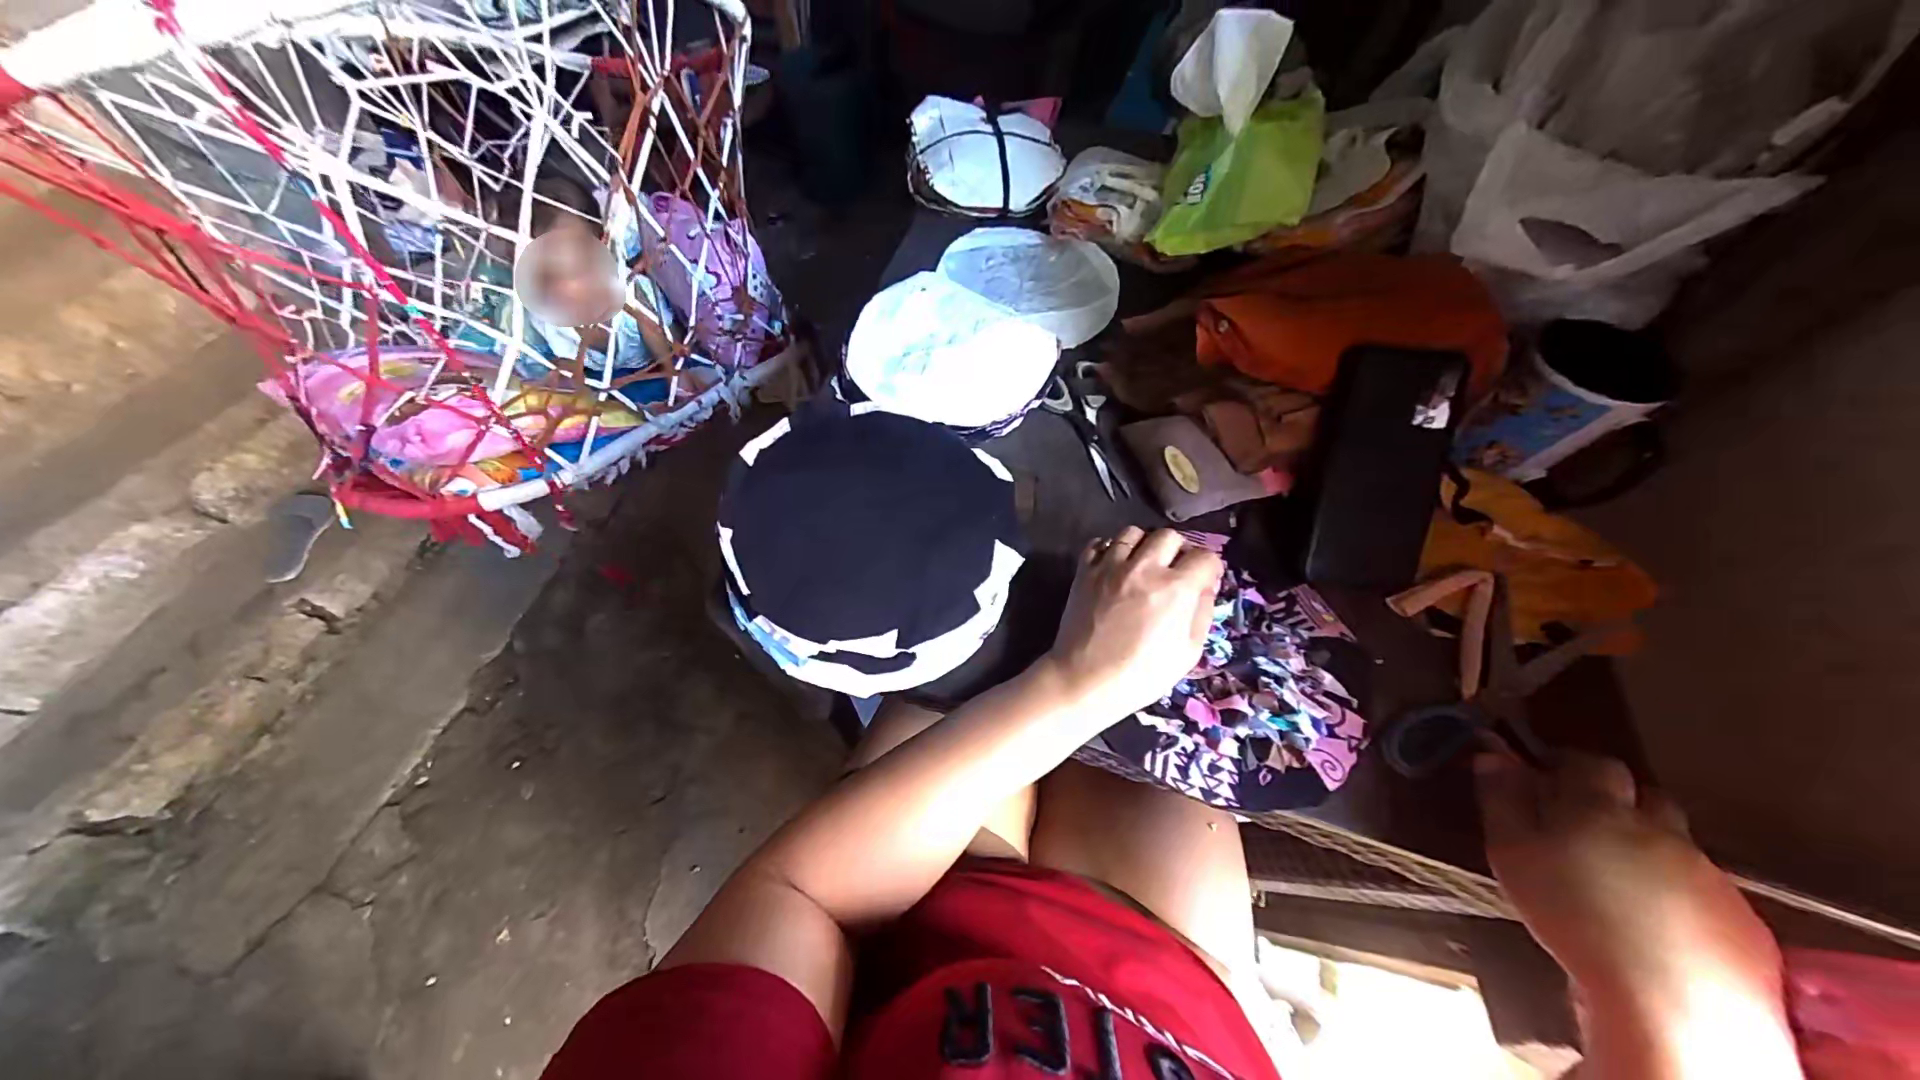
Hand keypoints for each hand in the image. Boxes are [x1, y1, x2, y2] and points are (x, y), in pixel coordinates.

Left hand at [1043, 527, 1222, 721]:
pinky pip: (1099, 543)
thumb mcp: (1188, 653)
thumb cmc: (1141, 675)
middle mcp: (1143, 568)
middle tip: (1174, 570)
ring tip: (1142, 564)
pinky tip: (1114, 567)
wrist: (1085, 680)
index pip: (1205, 557)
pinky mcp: (1084, 571)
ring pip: (1132, 532)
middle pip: (1169, 536)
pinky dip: (1109, 549)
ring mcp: (1110, 566)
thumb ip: (1202, 613)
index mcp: (1175, 589)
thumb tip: (1206, 586)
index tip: (1205, 579)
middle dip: (1178, 550)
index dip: (1210, 568)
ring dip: (1143, 544)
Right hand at [1476, 752, 1797, 1076]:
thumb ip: (1502, 800)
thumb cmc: (1570, 914)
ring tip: (1612, 873)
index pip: (1591, 763)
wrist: (1673, 1003)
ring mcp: (1709, 874)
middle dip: (1614, 799)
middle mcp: (1662, 830)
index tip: (1544, 773)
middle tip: (1580, 821)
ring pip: (1674, 842)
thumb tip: (1493, 753)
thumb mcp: (1512, 853)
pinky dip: (1674, 888)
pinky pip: (1703, 886)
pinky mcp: (1742, 918)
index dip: (1568, 762)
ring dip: (1645, 844)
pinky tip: (1651, 916)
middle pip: (1644, 795)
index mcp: (1602, 809)